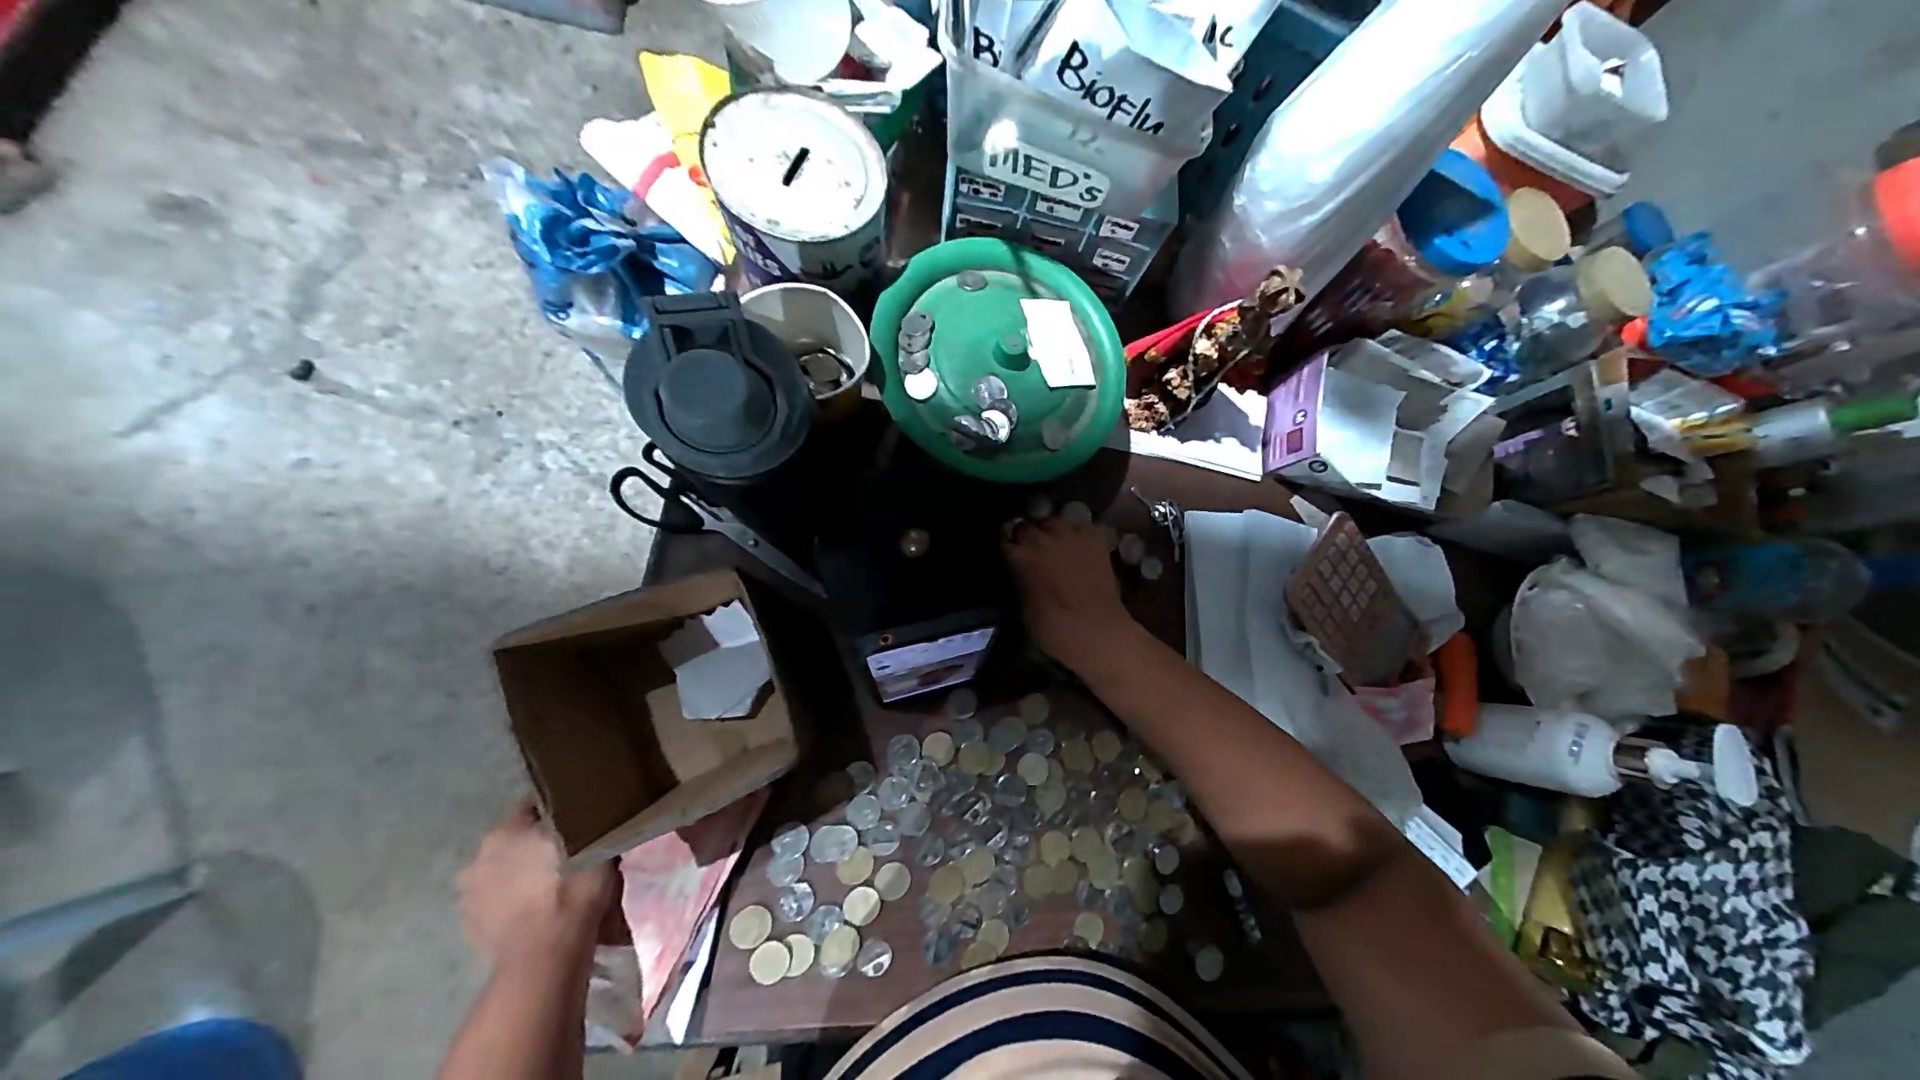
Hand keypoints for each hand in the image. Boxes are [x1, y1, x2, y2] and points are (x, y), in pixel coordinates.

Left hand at [457, 798, 615, 968]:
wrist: (544, 955)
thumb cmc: (571, 889)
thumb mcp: (595, 846)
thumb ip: (586, 827)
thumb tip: (594, 817)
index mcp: (506, 830)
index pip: (533, 805)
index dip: (556, 808)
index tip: (576, 817)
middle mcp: (479, 857)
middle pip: (513, 839)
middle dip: (534, 842)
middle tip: (565, 852)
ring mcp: (469, 895)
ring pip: (502, 871)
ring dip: (519, 873)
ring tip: (549, 885)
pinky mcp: (469, 926)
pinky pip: (495, 901)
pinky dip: (511, 901)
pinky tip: (534, 909)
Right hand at [1003, 518, 1139, 670]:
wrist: (1095, 630)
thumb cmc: (1053, 628)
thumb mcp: (1023, 607)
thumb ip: (1019, 581)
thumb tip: (1020, 574)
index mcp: (1020, 556)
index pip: (1004, 541)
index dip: (1006, 549)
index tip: (1008, 556)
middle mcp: (1043, 539)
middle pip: (1028, 528)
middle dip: (1027, 538)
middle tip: (1031, 551)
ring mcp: (1072, 535)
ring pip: (1055, 522)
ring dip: (1052, 532)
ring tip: (1056, 543)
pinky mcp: (1096, 539)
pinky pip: (1085, 526)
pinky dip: (1081, 535)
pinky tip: (1082, 546)